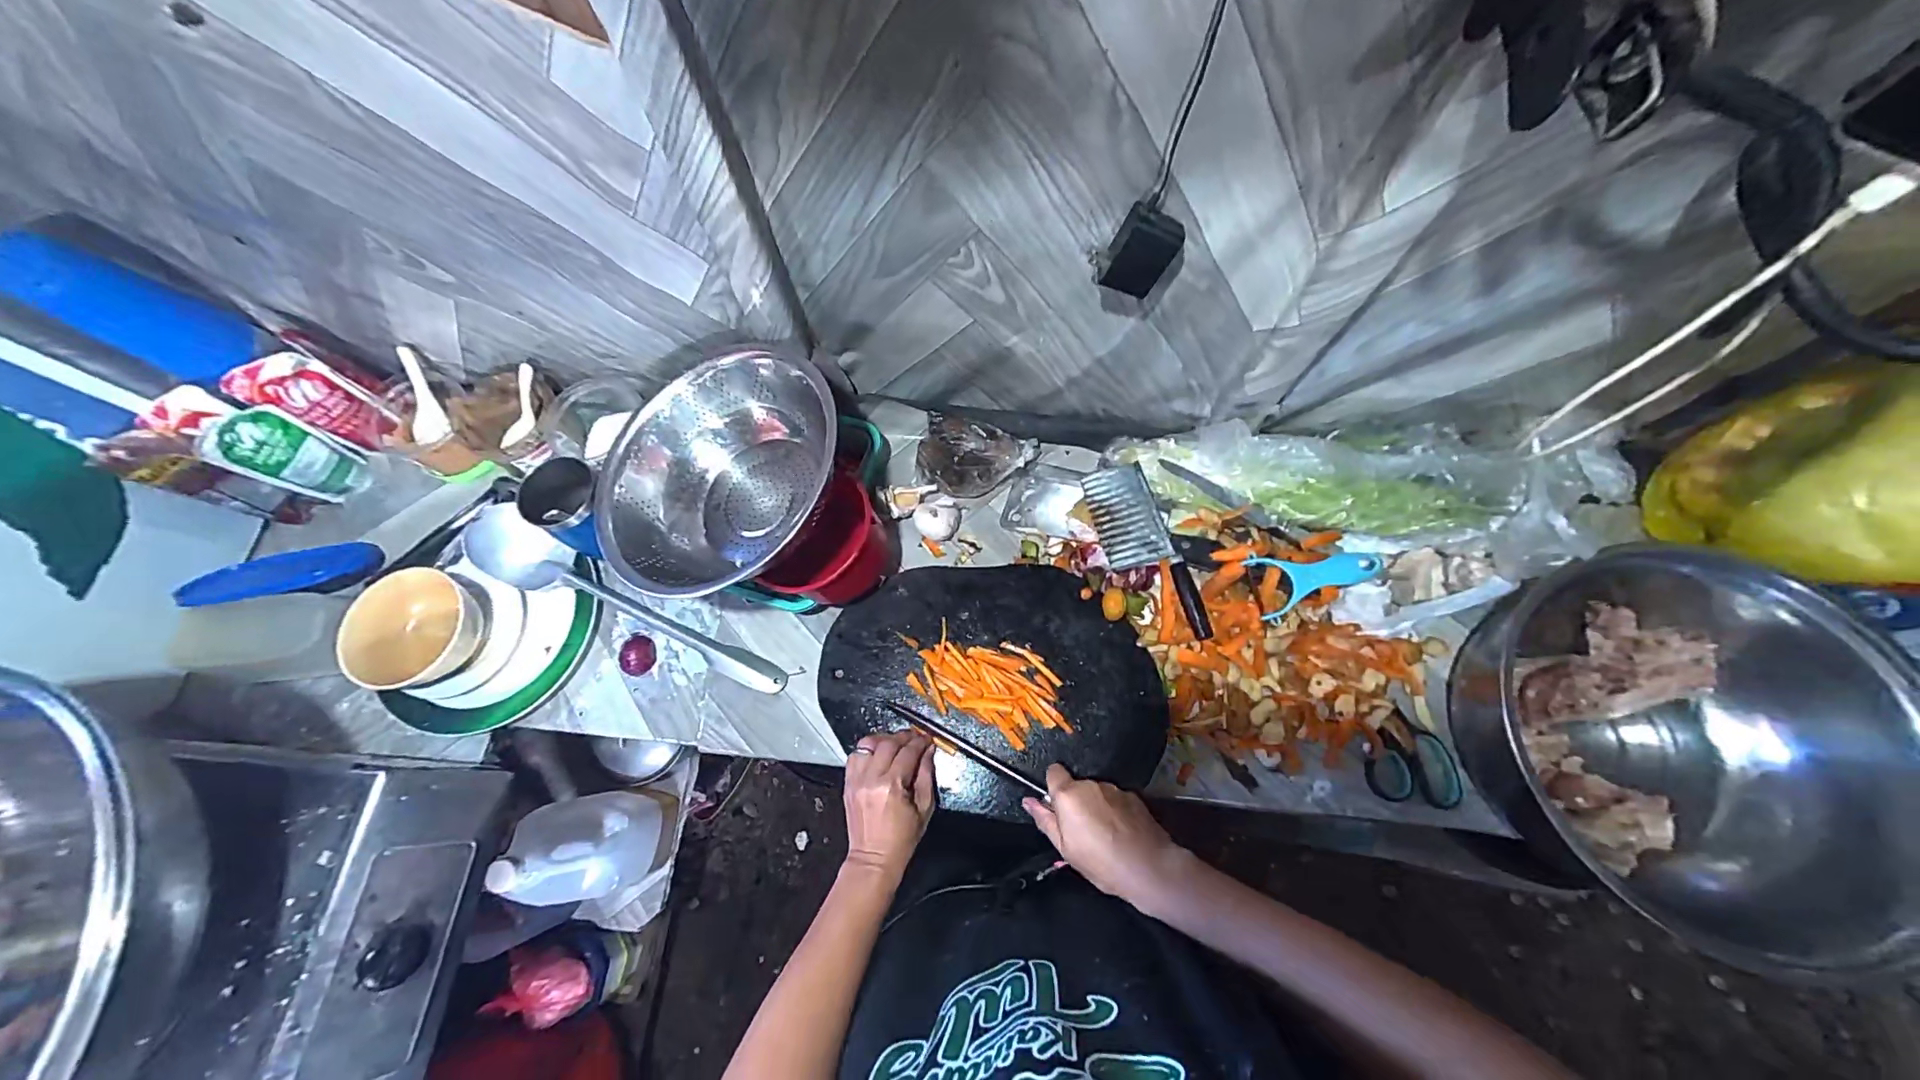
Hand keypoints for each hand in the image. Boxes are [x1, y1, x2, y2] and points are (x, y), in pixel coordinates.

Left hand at [843, 732, 936, 878]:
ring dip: (885, 739)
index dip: (920, 741)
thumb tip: (928, 752)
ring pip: (869, 744)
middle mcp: (871, 779)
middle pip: (888, 743)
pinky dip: (868, 750)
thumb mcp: (924, 808)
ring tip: (896, 743)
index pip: (908, 751)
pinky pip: (855, 756)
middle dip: (905, 736)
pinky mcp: (848, 784)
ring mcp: (857, 781)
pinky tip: (878, 754)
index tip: (927, 739)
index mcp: (892, 786)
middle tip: (915, 738)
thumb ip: (926, 775)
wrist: (874, 859)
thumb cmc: (900, 840)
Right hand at [1024, 764, 1192, 913]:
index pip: (1053, 771)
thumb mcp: (1065, 848)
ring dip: (1096, 807)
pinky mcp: (1134, 796)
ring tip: (1105, 836)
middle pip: (1076, 786)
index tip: (1057, 807)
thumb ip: (1045, 820)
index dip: (1053, 787)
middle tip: (1081, 831)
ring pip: (1097, 793)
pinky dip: (1115, 811)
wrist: (1149, 868)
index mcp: (1069, 795)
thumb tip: (1029, 802)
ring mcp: (1115, 789)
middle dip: (1076, 803)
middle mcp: (1091, 785)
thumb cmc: (1102, 862)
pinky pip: (1116, 800)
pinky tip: (1121, 834)